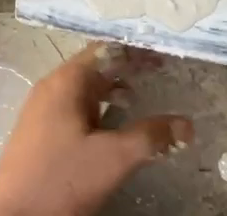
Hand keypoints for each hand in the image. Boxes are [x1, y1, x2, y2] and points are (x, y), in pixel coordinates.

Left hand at [0, 43, 193, 215]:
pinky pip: (76, 105)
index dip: (136, 49)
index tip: (163, 52)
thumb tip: (186, 124)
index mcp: (67, 80)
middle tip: (159, 70)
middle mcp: (53, 85)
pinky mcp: (41, 129)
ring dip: (113, 87)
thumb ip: (150, 137)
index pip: (106, 49)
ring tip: (141, 96)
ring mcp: (43, 107)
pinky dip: (99, 106)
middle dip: (127, 66)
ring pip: (85, 87)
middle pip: (95, 64)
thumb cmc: (60, 178)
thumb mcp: (112, 158)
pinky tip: (112, 123)